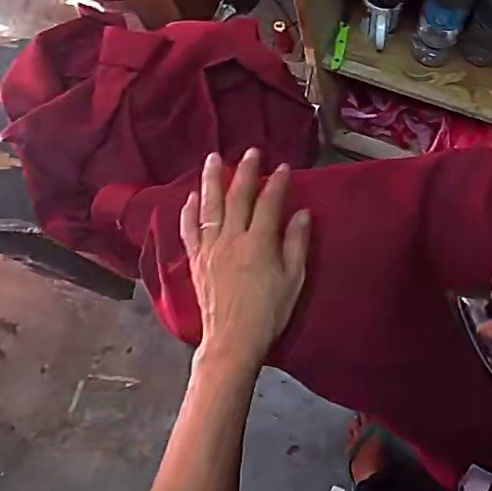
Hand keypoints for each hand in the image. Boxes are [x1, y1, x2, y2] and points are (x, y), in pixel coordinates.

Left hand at [180, 148, 311, 373]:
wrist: (232, 339)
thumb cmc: (271, 310)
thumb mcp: (294, 278)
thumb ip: (297, 243)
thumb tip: (302, 213)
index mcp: (259, 244)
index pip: (269, 204)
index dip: (278, 183)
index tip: (285, 167)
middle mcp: (231, 240)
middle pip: (237, 198)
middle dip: (245, 172)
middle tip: (251, 151)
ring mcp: (210, 249)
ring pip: (209, 207)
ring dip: (211, 180)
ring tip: (213, 159)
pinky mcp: (196, 260)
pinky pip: (189, 229)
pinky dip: (189, 210)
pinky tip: (192, 197)